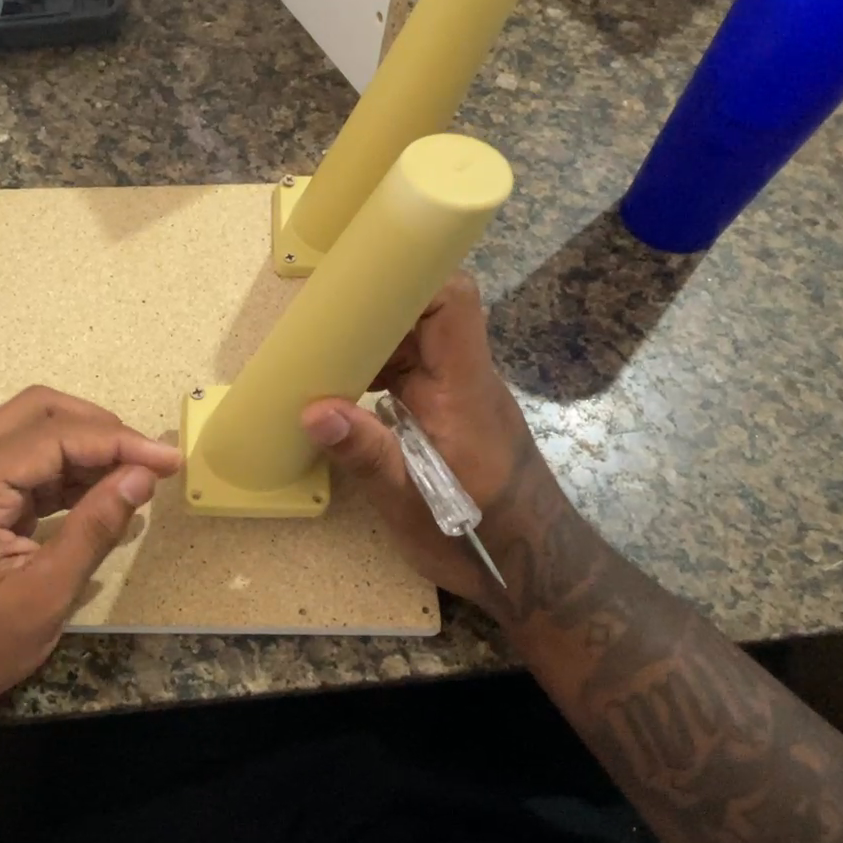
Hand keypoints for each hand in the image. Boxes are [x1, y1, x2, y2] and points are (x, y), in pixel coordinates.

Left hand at [0, 387, 182, 738]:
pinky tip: (99, 493)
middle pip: (32, 414)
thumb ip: (95, 527)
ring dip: (81, 449)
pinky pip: (20, 470)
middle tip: (144, 459)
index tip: (168, 460)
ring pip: (26, 437)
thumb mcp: (46, 593)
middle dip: (95, 428)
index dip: (115, 441)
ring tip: (131, 475)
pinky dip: (62, 474)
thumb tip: (143, 475)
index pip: (50, 437)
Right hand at [300, 274, 566, 619]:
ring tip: (325, 365)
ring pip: (418, 345)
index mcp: (463, 384)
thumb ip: (364, 452)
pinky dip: (380, 374)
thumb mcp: (409, 498)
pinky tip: (348, 397)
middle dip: (375, 314)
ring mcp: (459, 395)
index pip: (452, 301)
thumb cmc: (479, 530)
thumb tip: (311, 412)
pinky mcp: (451, 414)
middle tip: (321, 330)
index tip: (357, 284)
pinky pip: (415, 374)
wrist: (531, 565)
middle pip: (428, 315)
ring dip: (374, 347)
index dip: (410, 278)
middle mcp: (465, 377)